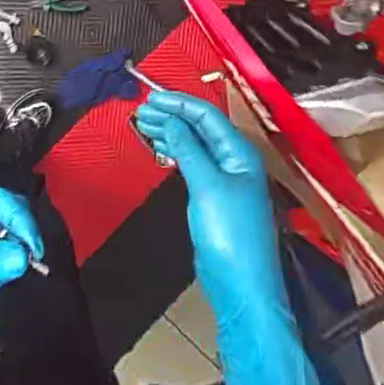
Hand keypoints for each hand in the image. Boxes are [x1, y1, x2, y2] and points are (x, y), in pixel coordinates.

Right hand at [134, 92, 338, 384]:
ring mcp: (224, 179)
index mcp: (239, 153)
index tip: (150, 97)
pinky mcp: (214, 196)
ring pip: (195, 144)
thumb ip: (188, 149)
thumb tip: (171, 119)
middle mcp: (234, 161)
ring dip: (171, 132)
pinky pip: (193, 162)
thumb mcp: (207, 186)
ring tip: (144, 125)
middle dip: (172, 115)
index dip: (178, 103)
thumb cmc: (231, 236)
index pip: (207, 115)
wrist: (242, 286)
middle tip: (141, 111)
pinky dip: (175, 152)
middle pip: (200, 127)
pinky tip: (161, 149)